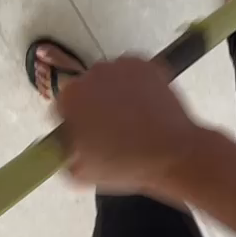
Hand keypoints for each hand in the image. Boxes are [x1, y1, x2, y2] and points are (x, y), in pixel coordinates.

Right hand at [53, 57, 212, 195]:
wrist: (173, 153)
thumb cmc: (126, 164)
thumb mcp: (79, 172)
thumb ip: (62, 153)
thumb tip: (64, 145)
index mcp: (70, 97)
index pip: (62, 106)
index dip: (73, 123)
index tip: (85, 135)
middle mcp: (93, 74)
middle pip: (87, 89)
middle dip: (94, 105)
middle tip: (110, 129)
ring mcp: (122, 66)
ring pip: (110, 79)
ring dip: (115, 94)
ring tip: (132, 120)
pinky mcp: (147, 64)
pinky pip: (133, 74)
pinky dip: (136, 86)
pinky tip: (144, 108)